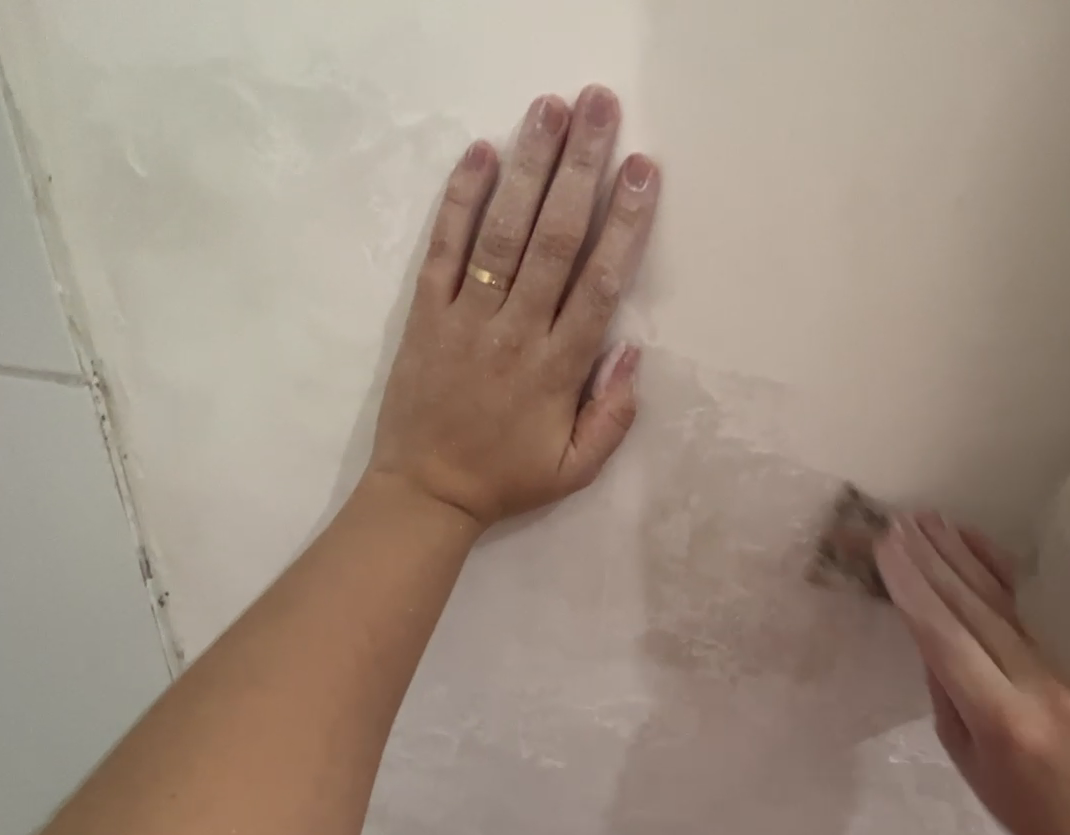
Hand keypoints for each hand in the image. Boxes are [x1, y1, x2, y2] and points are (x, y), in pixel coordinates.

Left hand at [370, 85, 659, 526]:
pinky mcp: (426, 313)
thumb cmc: (508, 479)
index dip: (624, 225)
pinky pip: (444, 249)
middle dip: (581, 169)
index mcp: (559, 369)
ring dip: (527, 167)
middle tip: (601, 107)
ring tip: (549, 109)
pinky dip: (460, 200)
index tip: (643, 173)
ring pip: (502, 233)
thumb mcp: (577, 469)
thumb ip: (613, 416)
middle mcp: (517, 332)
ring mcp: (467, 318)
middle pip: (554, 240)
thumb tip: (634, 353)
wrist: (426, 491)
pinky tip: (480, 153)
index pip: (599, 284)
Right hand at [875, 511, 1069, 834]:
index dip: (913, 590)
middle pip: (975, 609)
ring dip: (962, 554)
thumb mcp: (962, 756)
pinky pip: (1039, 604)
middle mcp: (1042, 684)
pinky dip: (1005, 568)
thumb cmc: (1019, 805)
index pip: (947, 640)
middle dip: (930, 562)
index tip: (885, 550)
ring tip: (928, 521)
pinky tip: (976, 540)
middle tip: (899, 524)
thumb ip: (944, 688)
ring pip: (1006, 597)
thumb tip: (926, 625)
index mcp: (1004, 721)